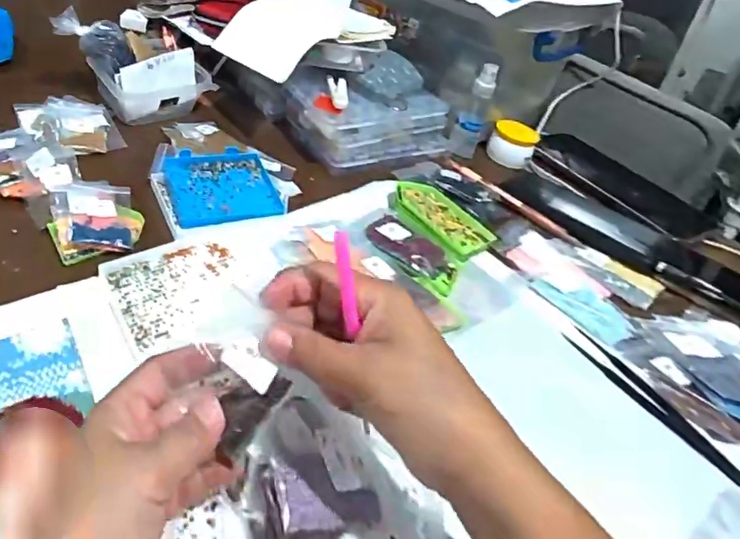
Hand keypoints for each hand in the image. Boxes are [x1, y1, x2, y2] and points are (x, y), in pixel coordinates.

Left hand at [71, 348, 236, 538]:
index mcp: (119, 414)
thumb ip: (185, 438)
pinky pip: (184, 479)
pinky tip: (235, 469)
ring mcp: (140, 472)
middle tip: (252, 391)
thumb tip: (217, 401)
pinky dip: (207, 474)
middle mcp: (130, 436)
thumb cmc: (102, 510)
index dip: (188, 360)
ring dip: (214, 437)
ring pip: (182, 444)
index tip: (226, 353)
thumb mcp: (146, 471)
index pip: (157, 373)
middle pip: (174, 407)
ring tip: (253, 427)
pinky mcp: (150, 506)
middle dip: (209, 398)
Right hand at [259, 263, 497, 489]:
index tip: (263, 310)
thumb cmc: (421, 403)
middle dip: (300, 325)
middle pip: (321, 303)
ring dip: (316, 355)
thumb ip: (309, 351)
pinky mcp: (379, 374)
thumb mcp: (361, 375)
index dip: (290, 285)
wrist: (476, 466)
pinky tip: (342, 400)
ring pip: (326, 335)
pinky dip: (331, 376)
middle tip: (284, 354)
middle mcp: (376, 313)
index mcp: (378, 297)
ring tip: (326, 384)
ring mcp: (378, 345)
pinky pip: (338, 361)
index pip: (322, 274)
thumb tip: (265, 334)